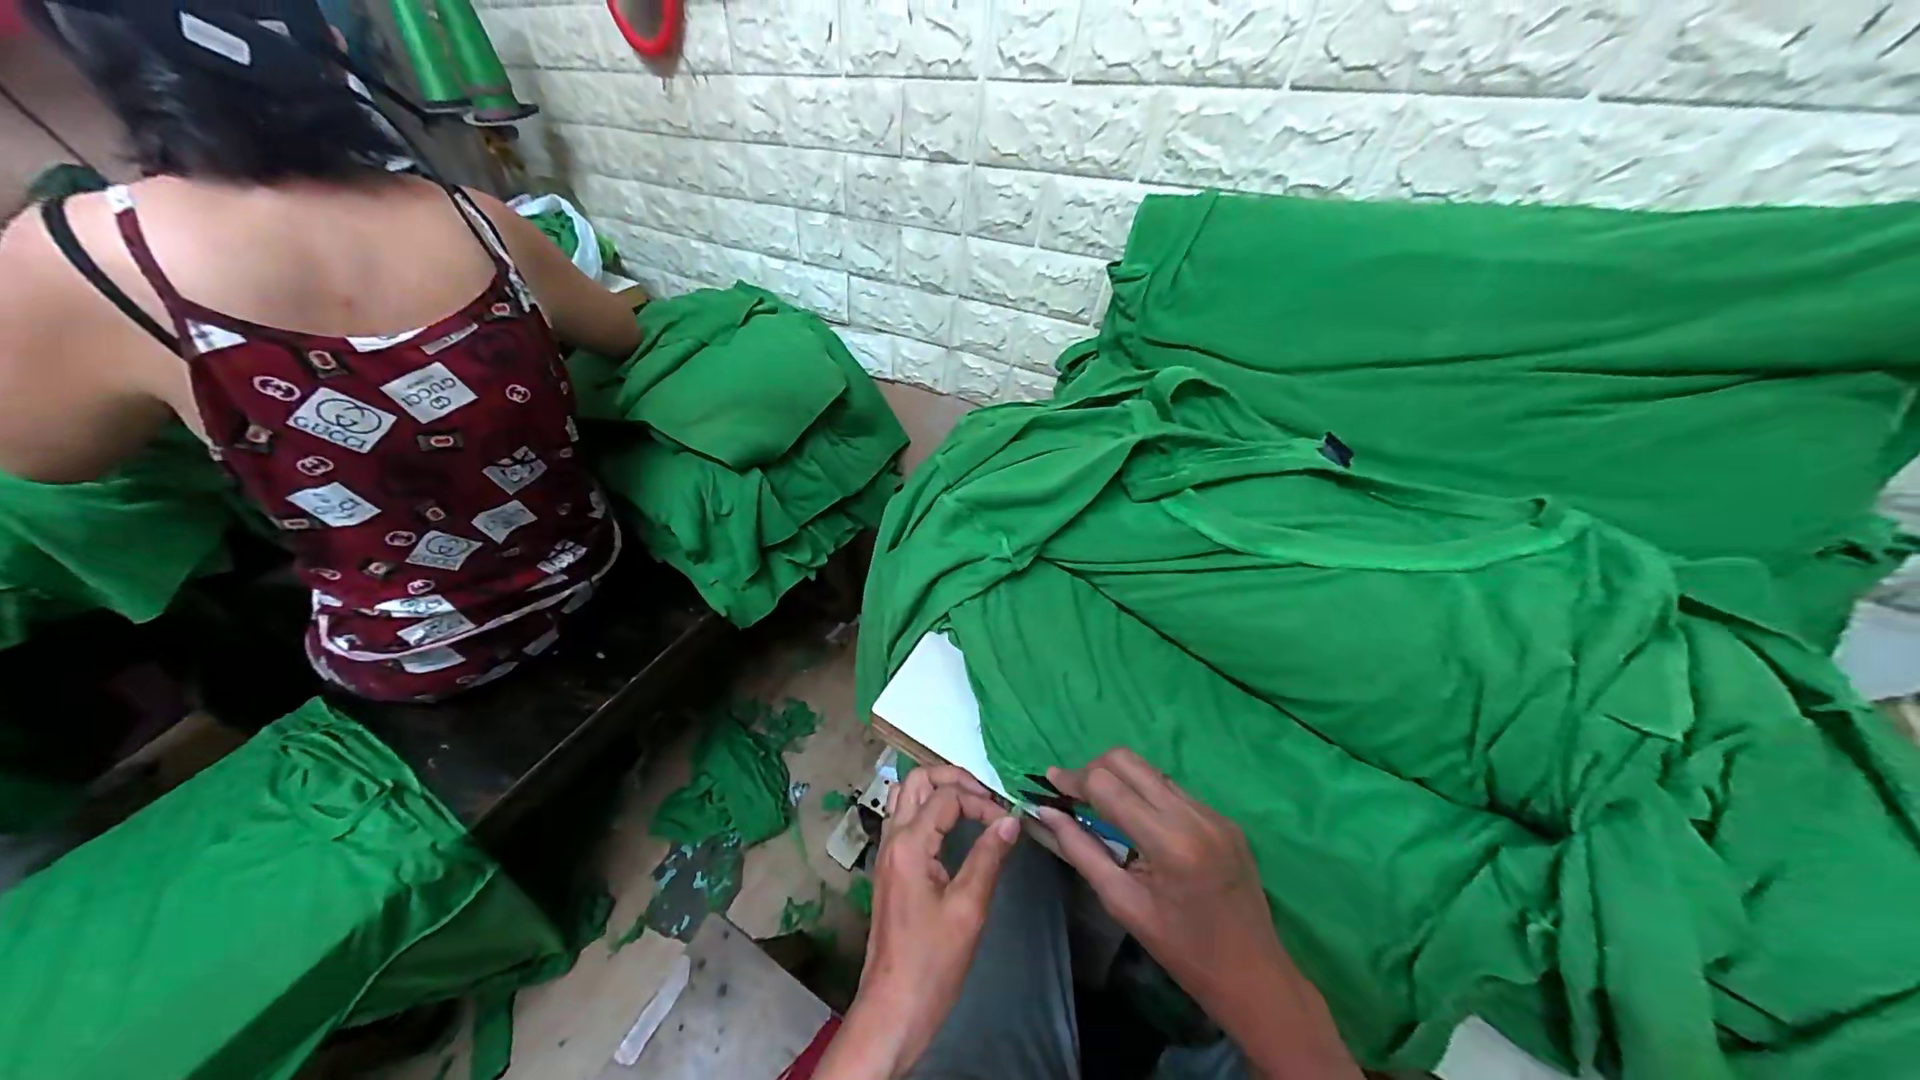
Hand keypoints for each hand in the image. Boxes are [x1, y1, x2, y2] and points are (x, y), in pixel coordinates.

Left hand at [816, 765, 1020, 1079]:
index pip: (946, 796)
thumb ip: (988, 857)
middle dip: (953, 778)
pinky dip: (927, 809)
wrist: (893, 1007)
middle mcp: (892, 839)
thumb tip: (1010, 820)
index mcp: (909, 844)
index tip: (1006, 822)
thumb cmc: (932, 962)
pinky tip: (950, 827)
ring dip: (937, 790)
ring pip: (906, 795)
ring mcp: (887, 852)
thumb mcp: (968, 908)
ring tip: (971, 805)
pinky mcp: (889, 867)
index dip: (981, 801)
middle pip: (917, 780)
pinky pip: (903, 818)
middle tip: (985, 798)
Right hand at [1035, 748, 1361, 1079]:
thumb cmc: (1181, 950)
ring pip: (1151, 770)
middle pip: (1128, 760)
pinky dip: (1146, 794)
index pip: (1107, 783)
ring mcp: (1213, 812)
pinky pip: (1173, 789)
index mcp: (1168, 841)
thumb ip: (1080, 850)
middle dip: (1094, 769)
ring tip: (1100, 804)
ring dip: (1120, 779)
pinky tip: (1137, 821)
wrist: (1254, 975)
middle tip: (1073, 793)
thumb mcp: (1122, 903)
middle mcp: (1193, 814)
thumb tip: (1046, 813)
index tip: (1050, 785)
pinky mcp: (1224, 818)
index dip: (1073, 779)